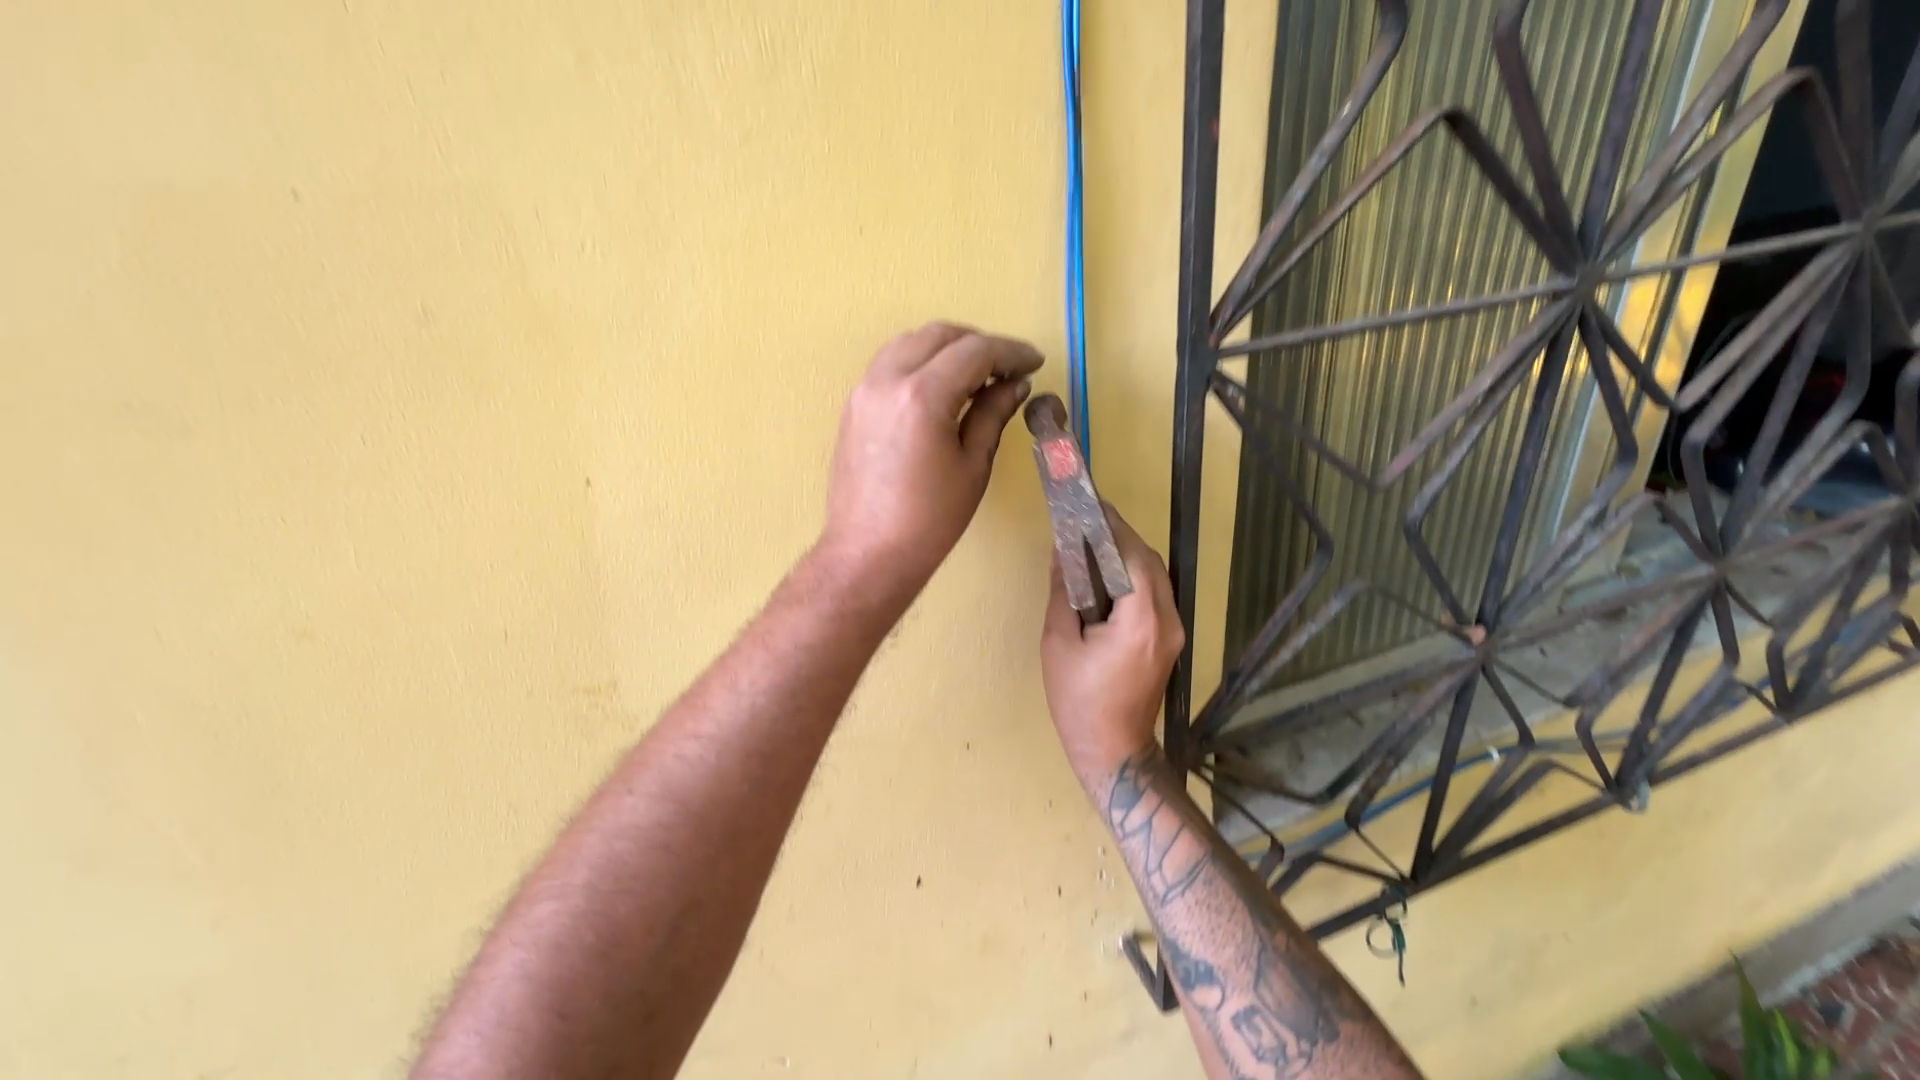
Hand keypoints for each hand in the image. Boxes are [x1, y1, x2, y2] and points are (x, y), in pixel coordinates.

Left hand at [818, 322, 1043, 604]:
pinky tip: (943, 389)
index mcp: (922, 396)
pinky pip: (891, 364)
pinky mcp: (854, 405)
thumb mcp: (973, 465)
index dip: (1010, 352)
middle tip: (1009, 368)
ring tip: (978, 376)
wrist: (868, 553)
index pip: (974, 351)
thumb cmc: (929, 520)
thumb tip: (1015, 384)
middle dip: (979, 343)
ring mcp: (864, 391)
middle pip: (940, 335)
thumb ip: (993, 414)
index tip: (1035, 362)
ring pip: (911, 343)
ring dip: (948, 348)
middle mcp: (888, 380)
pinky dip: (921, 362)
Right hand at [1040, 505, 1185, 788]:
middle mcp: (1167, 620)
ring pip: (1157, 578)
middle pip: (1151, 563)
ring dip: (1129, 556)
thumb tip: (1063, 551)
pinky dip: (1135, 578)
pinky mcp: (1170, 641)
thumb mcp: (1058, 642)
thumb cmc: (1078, 700)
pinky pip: (1156, 596)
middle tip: (1088, 521)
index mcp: (1140, 620)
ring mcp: (1175, 632)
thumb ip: (1064, 591)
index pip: (1133, 557)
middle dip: (1121, 538)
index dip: (1112, 528)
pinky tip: (1109, 576)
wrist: (1112, 749)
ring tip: (1095, 543)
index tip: (1091, 505)